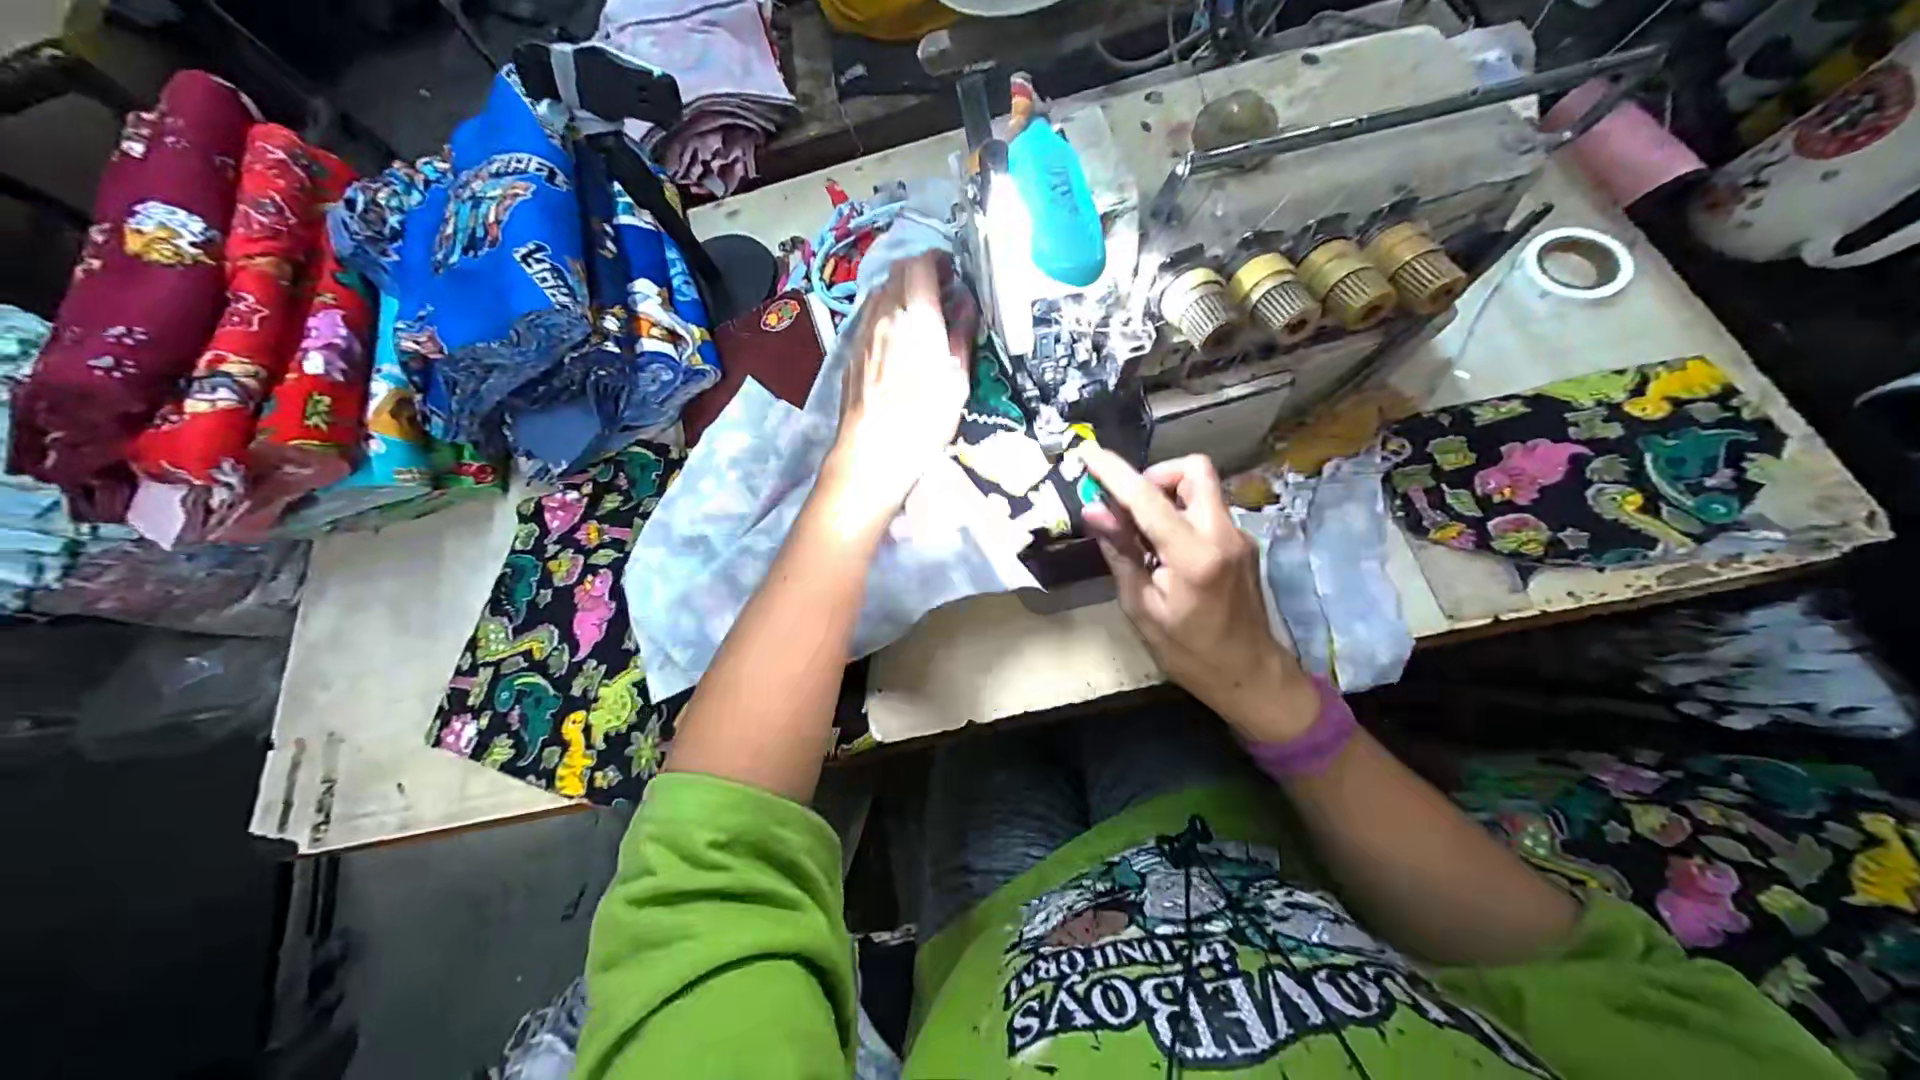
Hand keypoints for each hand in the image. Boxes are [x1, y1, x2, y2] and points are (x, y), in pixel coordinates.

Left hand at [819, 252, 972, 530]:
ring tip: (921, 314)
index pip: (921, 264)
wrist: (872, 451)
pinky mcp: (851, 351)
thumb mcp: (957, 379)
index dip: (939, 260)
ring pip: (880, 292)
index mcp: (915, 316)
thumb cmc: (922, 421)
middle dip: (920, 272)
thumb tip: (965, 305)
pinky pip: (869, 316)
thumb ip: (961, 334)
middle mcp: (884, 315)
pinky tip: (898, 337)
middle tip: (941, 291)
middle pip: (897, 272)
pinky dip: (886, 313)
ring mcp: (862, 331)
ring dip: (902, 292)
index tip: (953, 271)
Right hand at [1080, 447, 1318, 743]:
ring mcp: (1239, 536)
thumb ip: (1121, 553)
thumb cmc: (1189, 653)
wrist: (1251, 676)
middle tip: (1130, 506)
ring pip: (1202, 487)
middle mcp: (1223, 534)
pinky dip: (1181, 514)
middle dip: (1155, 474)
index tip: (1090, 455)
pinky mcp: (1243, 543)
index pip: (1148, 498)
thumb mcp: (1142, 608)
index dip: (1114, 472)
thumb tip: (1094, 511)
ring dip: (1168, 494)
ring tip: (1143, 534)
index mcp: (1194, 556)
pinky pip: (1208, 509)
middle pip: (1194, 469)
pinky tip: (1165, 550)